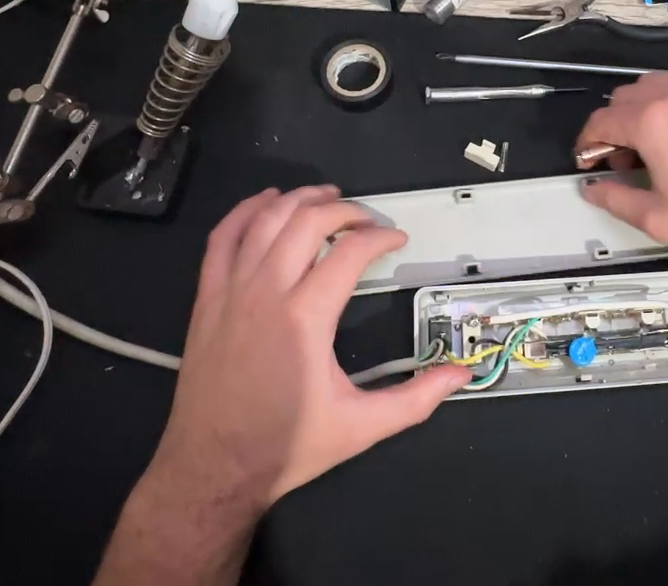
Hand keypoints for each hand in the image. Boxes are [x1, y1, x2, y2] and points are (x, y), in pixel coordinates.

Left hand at [136, 185, 468, 513]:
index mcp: (305, 317)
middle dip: (345, 210)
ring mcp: (231, 292)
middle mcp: (266, 292)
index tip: (397, 240)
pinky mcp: (207, 300)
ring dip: (299, 200)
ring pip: (266, 221)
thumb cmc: (286, 445)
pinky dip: (245, 212)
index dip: (380, 238)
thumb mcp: (360, 427)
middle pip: (308, 222)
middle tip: (368, 220)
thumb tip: (460, 375)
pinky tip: (266, 203)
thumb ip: (415, 398)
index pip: (350, 252)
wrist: (211, 469)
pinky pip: (221, 239)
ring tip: (326, 197)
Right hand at [575, 73, 667, 256]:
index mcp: (651, 122)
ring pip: (659, 86)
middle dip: (615, 125)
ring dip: (644, 109)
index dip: (588, 142)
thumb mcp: (660, 219)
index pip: (602, 120)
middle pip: (626, 96)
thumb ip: (616, 199)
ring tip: (657, 145)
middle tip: (627, 160)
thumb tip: (591, 187)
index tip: (589, 160)